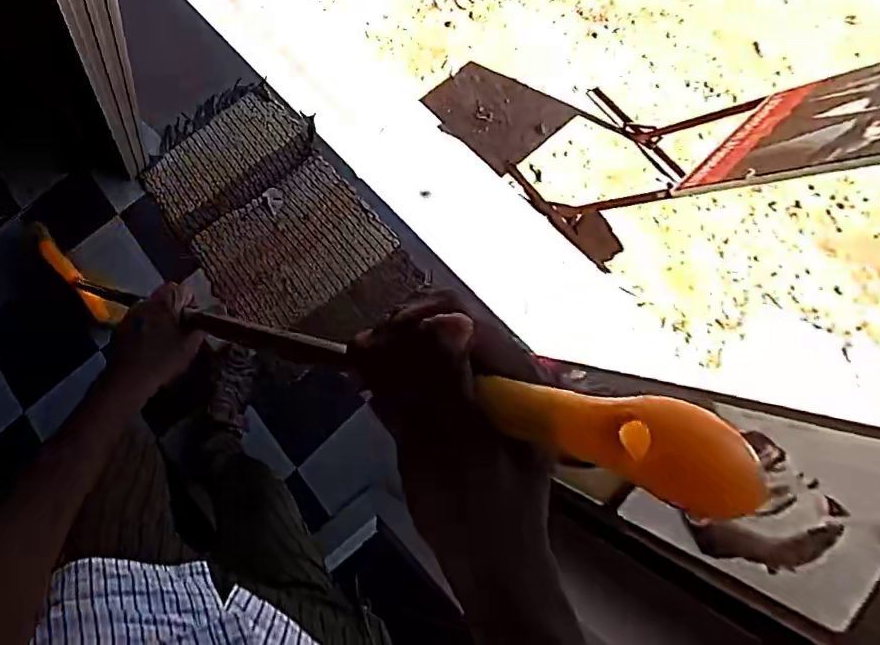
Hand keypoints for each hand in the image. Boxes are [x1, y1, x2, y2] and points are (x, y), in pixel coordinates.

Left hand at [102, 280, 205, 405]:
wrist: (127, 379)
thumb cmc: (162, 361)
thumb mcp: (188, 348)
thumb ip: (199, 329)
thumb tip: (205, 320)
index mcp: (161, 302)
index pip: (177, 288)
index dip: (189, 300)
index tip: (194, 316)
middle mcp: (143, 303)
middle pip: (163, 299)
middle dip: (173, 311)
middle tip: (182, 329)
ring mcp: (129, 315)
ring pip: (149, 311)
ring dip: (158, 320)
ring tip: (166, 340)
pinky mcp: (119, 328)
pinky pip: (138, 322)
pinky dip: (145, 329)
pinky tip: (149, 347)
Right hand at [350, 293, 564, 611]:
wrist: (484, 566)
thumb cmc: (476, 509)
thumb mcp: (456, 441)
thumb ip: (447, 377)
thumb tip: (451, 319)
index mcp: (514, 373)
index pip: (459, 314)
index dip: (414, 320)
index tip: (379, 343)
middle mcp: (497, 370)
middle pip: (436, 325)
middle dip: (396, 339)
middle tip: (365, 363)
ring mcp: (475, 386)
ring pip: (421, 346)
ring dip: (389, 359)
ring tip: (365, 379)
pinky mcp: (454, 403)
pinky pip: (417, 372)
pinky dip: (392, 379)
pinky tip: (374, 393)